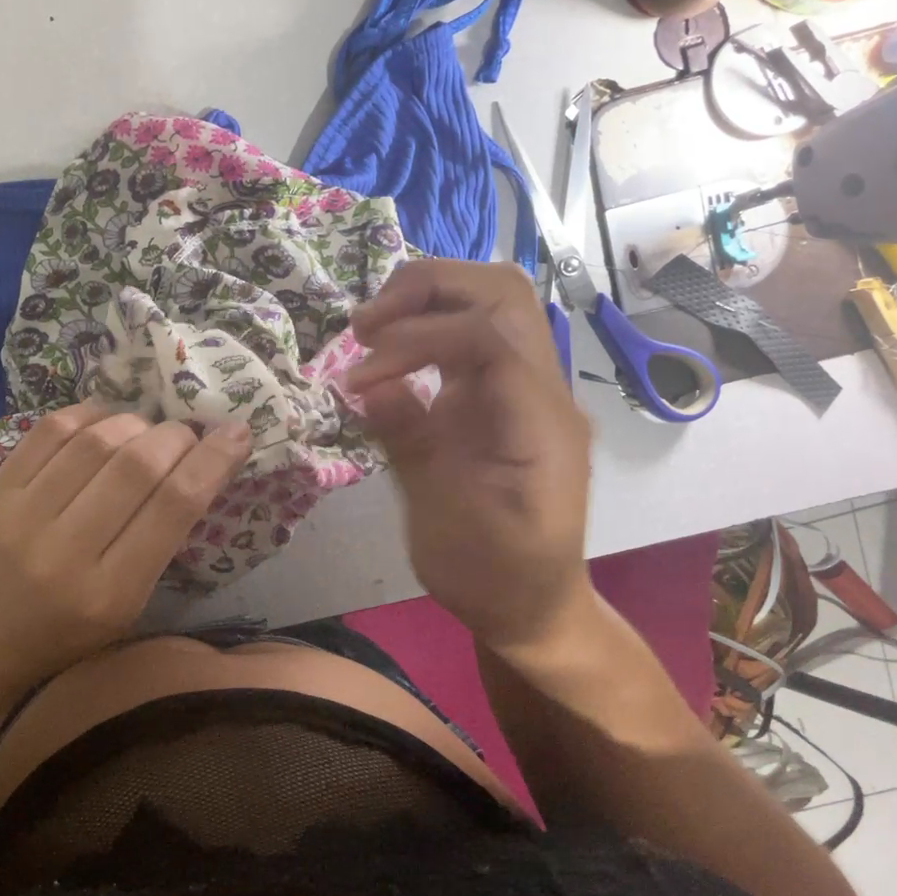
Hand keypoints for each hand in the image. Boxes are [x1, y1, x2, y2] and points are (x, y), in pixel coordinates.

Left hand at [0, 404, 251, 704]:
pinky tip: (105, 419)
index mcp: (109, 594)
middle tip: (186, 435)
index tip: (237, 434)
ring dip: (135, 423)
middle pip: (137, 466)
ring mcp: (23, 516)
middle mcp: (66, 551)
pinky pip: (47, 432)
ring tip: (148, 429)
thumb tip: (192, 475)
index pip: (173, 508)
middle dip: (175, 438)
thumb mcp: (120, 615)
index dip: (212, 461)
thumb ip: (155, 550)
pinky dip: (86, 415)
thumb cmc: (55, 643)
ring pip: (95, 441)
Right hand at [346, 260, 593, 651]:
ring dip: (424, 303)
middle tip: (361, 327)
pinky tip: (383, 360)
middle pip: (499, 292)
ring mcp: (519, 390)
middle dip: (425, 290)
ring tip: (366, 336)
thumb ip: (414, 446)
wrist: (531, 605)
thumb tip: (369, 383)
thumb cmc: (494, 574)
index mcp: (538, 419)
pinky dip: (422, 333)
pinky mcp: (495, 399)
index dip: (416, 337)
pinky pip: (466, 339)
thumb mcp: (448, 521)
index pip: (486, 334)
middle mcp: (539, 389)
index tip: (357, 375)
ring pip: (486, 304)